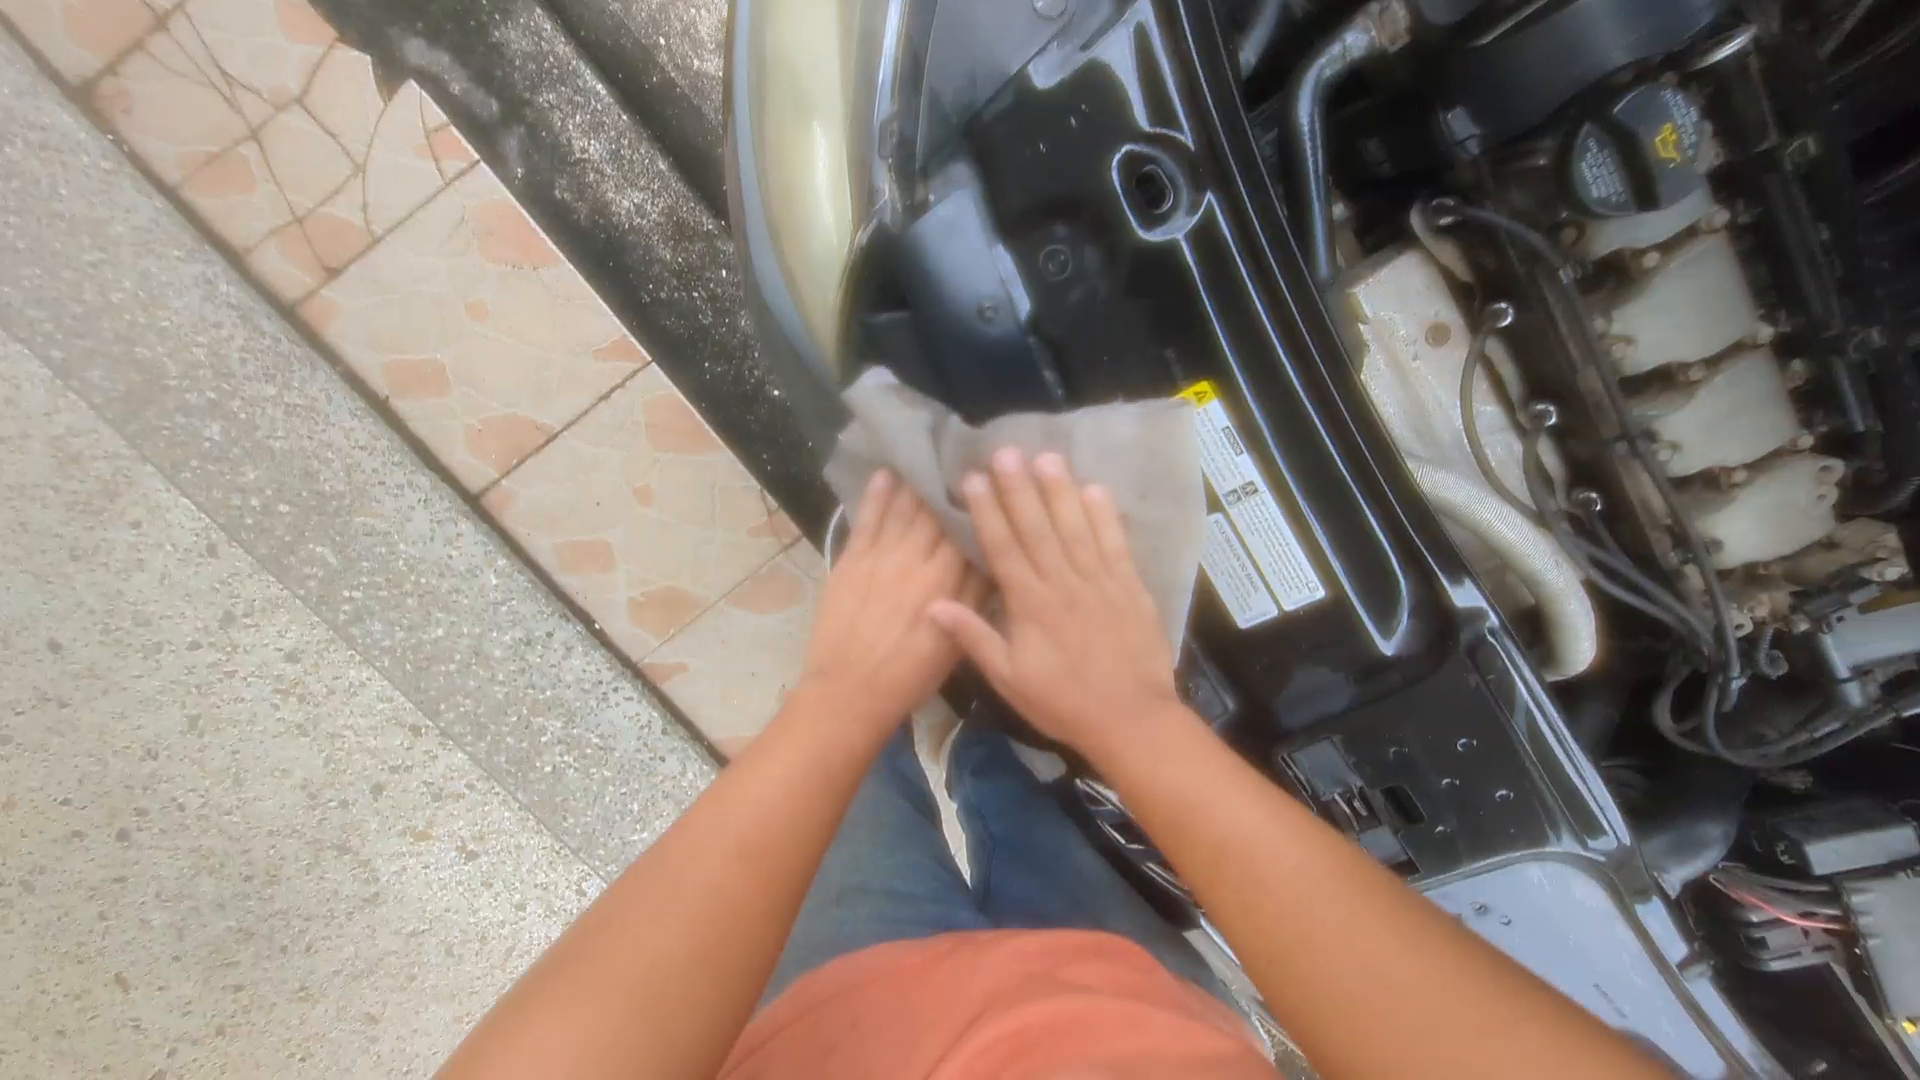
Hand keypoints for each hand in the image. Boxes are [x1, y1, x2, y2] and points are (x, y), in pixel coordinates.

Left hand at [797, 470, 983, 730]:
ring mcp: (879, 557)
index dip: (976, 505)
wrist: (850, 690)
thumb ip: (973, 598)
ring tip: (930, 456)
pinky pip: (867, 520)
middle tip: (962, 459)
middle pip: (934, 514)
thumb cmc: (911, 673)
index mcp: (943, 580)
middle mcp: (913, 559)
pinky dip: (877, 496)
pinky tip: (888, 473)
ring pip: (903, 510)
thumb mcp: (955, 642)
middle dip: (948, 487)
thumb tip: (992, 557)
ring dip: (917, 483)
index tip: (988, 481)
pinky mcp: (851, 561)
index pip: (964, 531)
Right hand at [928, 449, 1182, 752]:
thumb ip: (974, 638)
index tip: (973, 479)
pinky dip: (1105, 516)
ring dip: (1059, 491)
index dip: (987, 511)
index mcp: (1030, 604)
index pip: (1003, 548)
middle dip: (1019, 487)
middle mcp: (1063, 583)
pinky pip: (1115, 544)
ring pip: (1075, 527)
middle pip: (1037, 528)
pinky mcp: (1130, 587)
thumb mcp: (1009, 679)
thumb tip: (934, 605)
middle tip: (1005, 451)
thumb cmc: (1062, 703)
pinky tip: (1095, 489)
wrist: (1130, 719)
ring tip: (1046, 457)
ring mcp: (1100, 581)